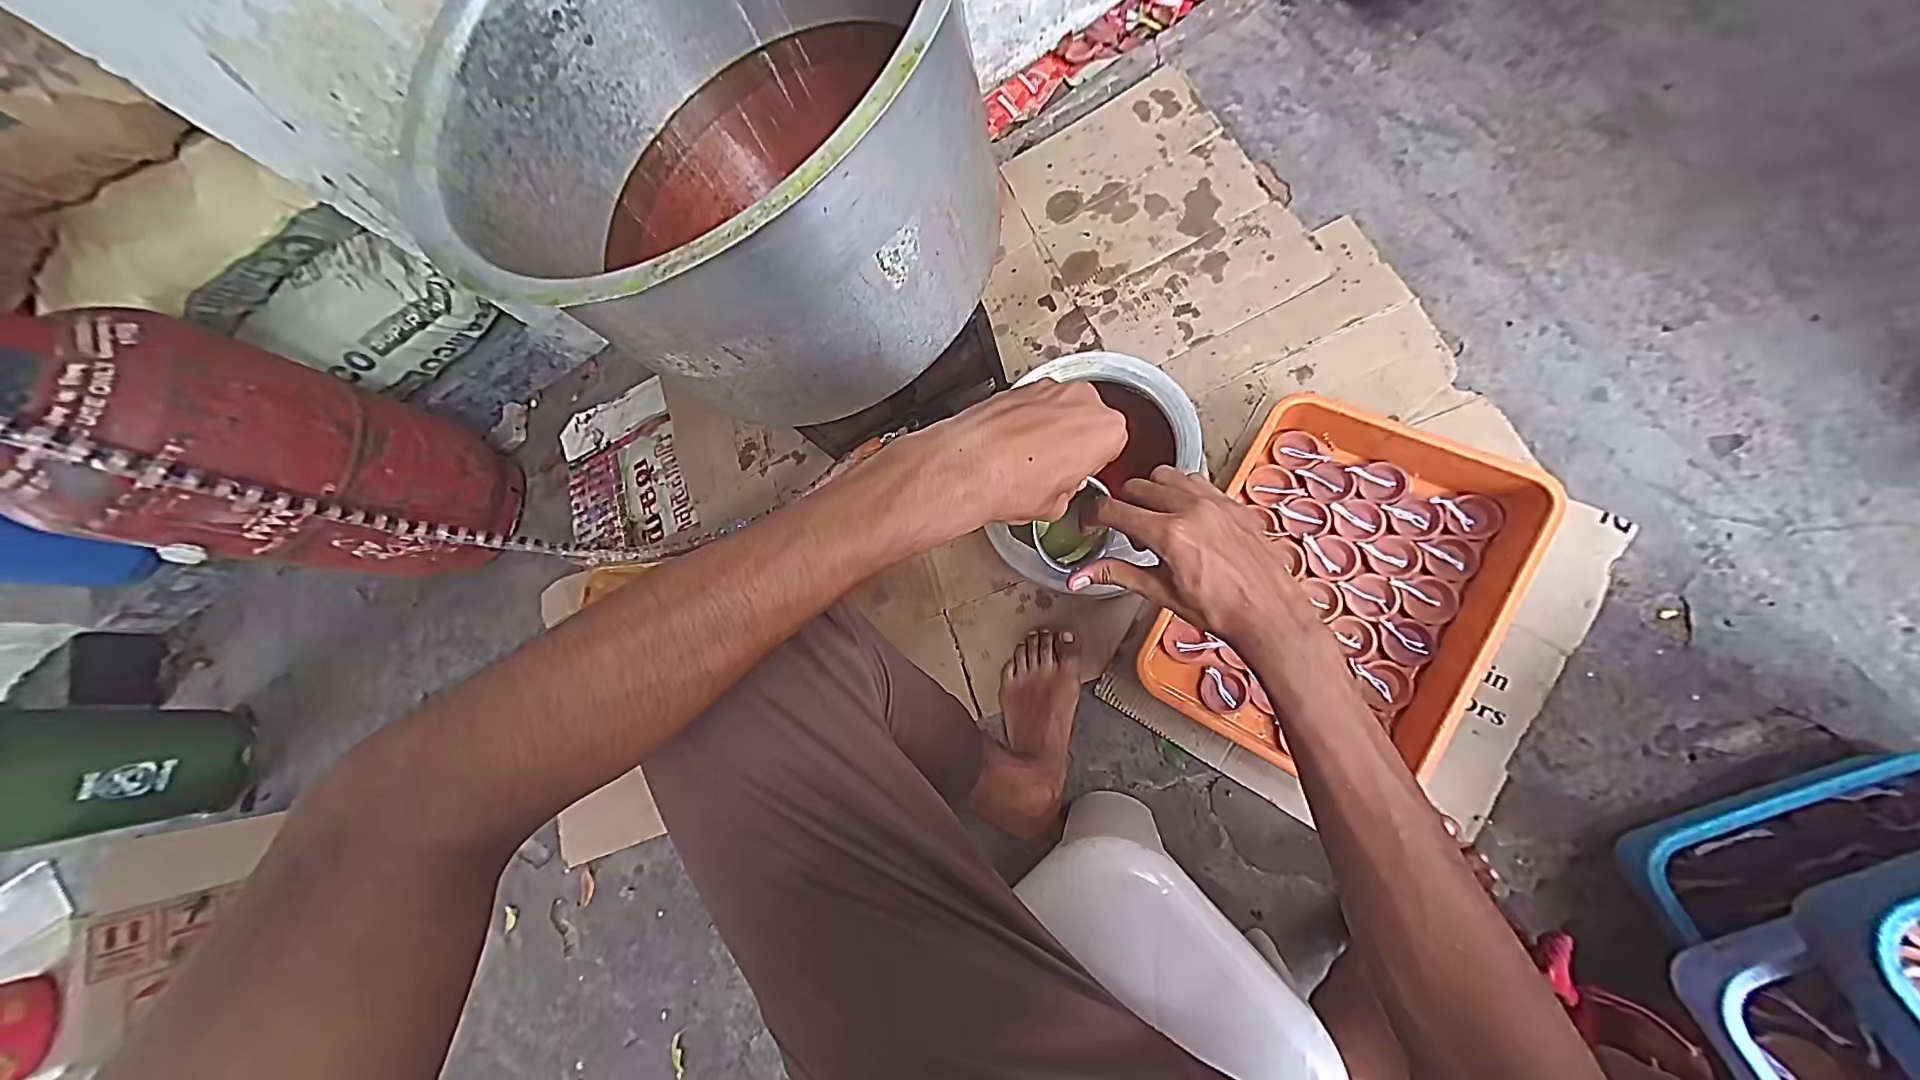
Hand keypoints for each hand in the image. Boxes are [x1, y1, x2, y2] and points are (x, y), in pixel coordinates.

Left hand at [890, 379, 1127, 534]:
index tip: (1079, 473)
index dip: (1093, 463)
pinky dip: (1023, 421)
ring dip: (1049, 429)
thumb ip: (1069, 489)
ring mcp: (1048, 387)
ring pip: (1059, 409)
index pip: (1113, 446)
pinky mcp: (1018, 386)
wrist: (965, 466)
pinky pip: (1031, 405)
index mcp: (1107, 429)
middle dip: (1073, 441)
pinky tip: (1010, 447)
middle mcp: (1082, 399)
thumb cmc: (1009, 482)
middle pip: (1088, 420)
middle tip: (1053, 469)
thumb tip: (1060, 487)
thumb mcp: (1055, 505)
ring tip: (1026, 460)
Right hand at [1067, 466, 1333, 660]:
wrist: (1270, 615)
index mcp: (1171, 534)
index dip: (1094, 515)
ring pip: (1167, 474)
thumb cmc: (1223, 610)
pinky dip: (1181, 491)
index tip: (1090, 522)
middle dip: (1123, 505)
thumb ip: (1118, 574)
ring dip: (1152, 491)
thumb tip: (1080, 576)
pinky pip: (1197, 480)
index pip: (1115, 509)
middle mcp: (1193, 510)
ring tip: (1156, 519)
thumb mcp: (1161, 593)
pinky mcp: (1233, 503)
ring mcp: (1216, 502)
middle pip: (1137, 486)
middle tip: (1127, 532)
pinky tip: (1184, 515)